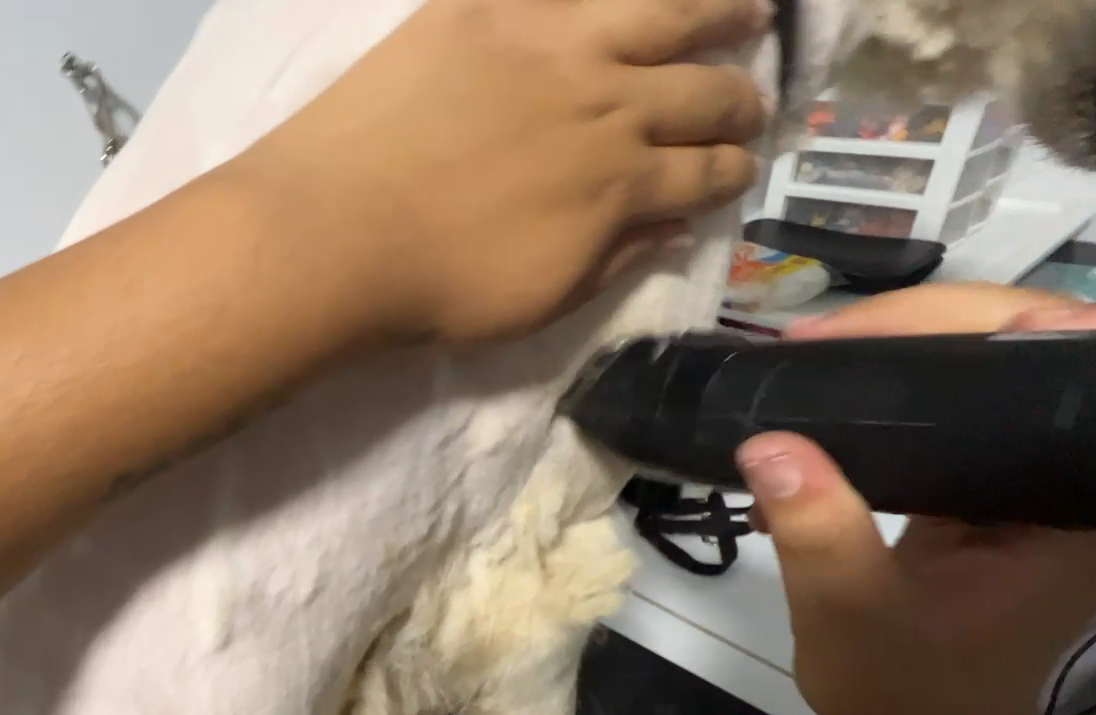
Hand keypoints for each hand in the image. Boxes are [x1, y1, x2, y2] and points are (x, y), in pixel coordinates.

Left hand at [227, 0, 768, 343]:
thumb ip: (611, 262)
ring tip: (749, 9)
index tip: (739, 170)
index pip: (704, 173)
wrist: (340, 233)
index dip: (730, 174)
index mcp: (621, 184)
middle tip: (755, 100)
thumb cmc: (435, 290)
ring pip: (664, 10)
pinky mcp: (490, 10)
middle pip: (702, 91)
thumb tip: (671, 231)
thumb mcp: (536, 304)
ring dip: (719, 11)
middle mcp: (610, 102)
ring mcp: (554, 43)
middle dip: (740, 101)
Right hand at [735, 286, 1095, 714]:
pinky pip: (940, 414)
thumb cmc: (902, 689)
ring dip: (900, 349)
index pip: (1091, 373)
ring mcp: (1019, 480)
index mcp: (1086, 503)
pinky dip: (883, 391)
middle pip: (1031, 354)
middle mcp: (1071, 476)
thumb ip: (817, 529)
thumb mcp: (852, 611)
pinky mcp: (972, 490)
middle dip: (931, 327)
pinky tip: (824, 390)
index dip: (1029, 327)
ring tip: (814, 353)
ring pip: (981, 376)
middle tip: (822, 340)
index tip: (912, 332)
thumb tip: (765, 441)